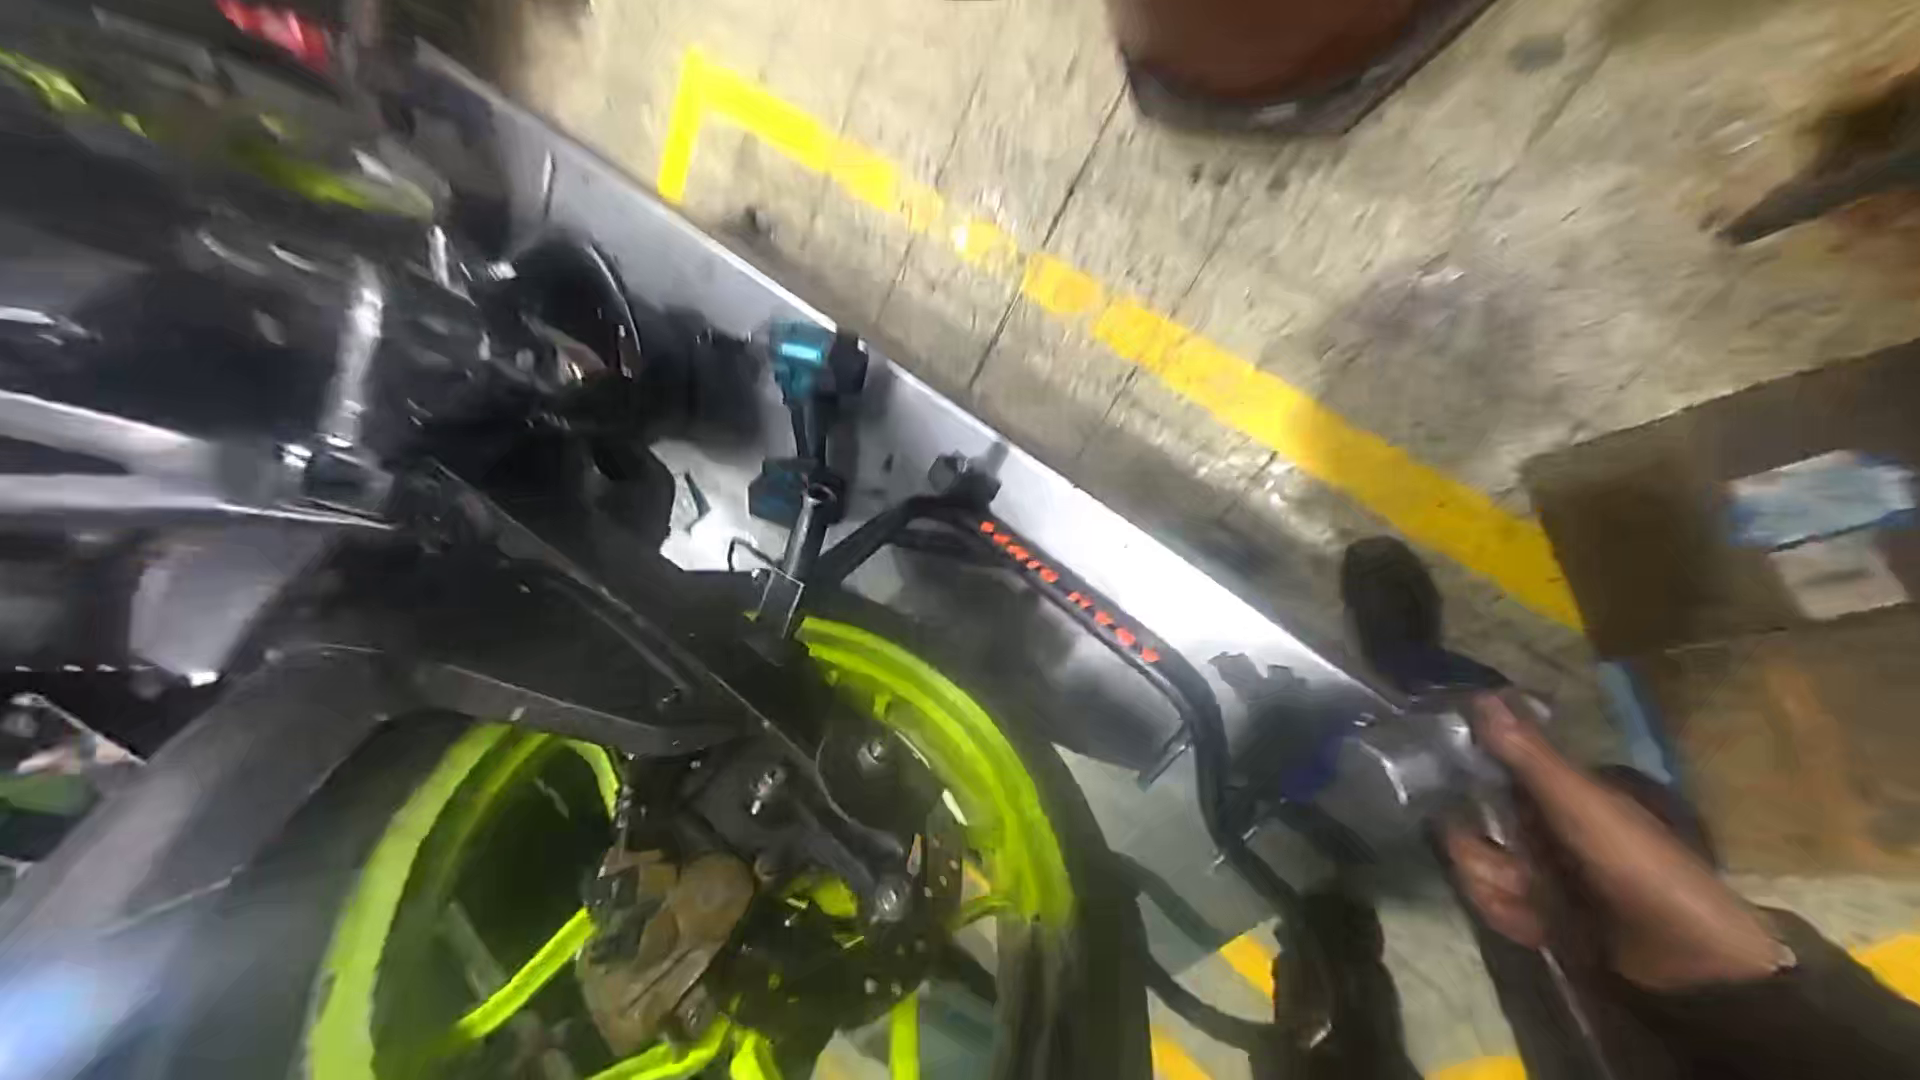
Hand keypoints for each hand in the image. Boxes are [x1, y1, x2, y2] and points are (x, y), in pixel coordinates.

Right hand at [1444, 695, 1789, 990]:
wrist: (1689, 963)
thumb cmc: (1639, 866)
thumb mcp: (1581, 804)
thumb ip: (1527, 754)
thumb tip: (1481, 693)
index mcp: (1554, 796)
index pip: (1485, 771)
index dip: (1459, 774)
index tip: (1438, 781)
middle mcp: (1538, 828)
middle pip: (1468, 824)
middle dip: (1472, 846)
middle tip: (1498, 862)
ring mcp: (1534, 873)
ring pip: (1474, 865)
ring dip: (1488, 882)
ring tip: (1524, 898)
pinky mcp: (1533, 913)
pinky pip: (1491, 903)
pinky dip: (1505, 911)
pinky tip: (1532, 921)